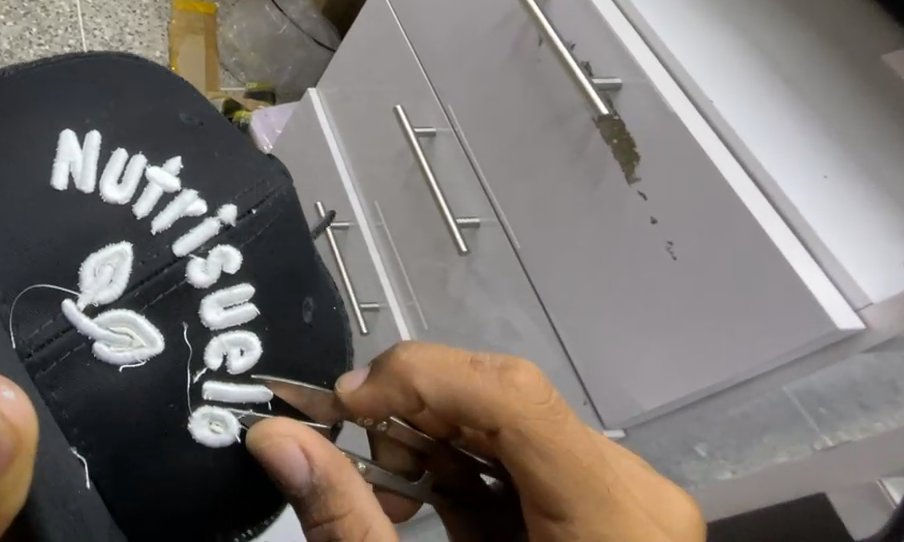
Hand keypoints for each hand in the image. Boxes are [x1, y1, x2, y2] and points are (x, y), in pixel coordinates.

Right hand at [246, 342, 704, 541]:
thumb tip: (272, 437)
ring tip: (380, 490)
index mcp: (613, 519)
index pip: (511, 396)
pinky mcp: (602, 511)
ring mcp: (622, 500)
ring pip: (504, 419)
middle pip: (502, 398)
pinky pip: (518, 456)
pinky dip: (456, 469)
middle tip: (348, 449)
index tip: (343, 408)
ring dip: (426, 440)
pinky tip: (418, 503)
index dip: (418, 380)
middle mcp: (631, 494)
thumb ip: (349, 523)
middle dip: (410, 413)